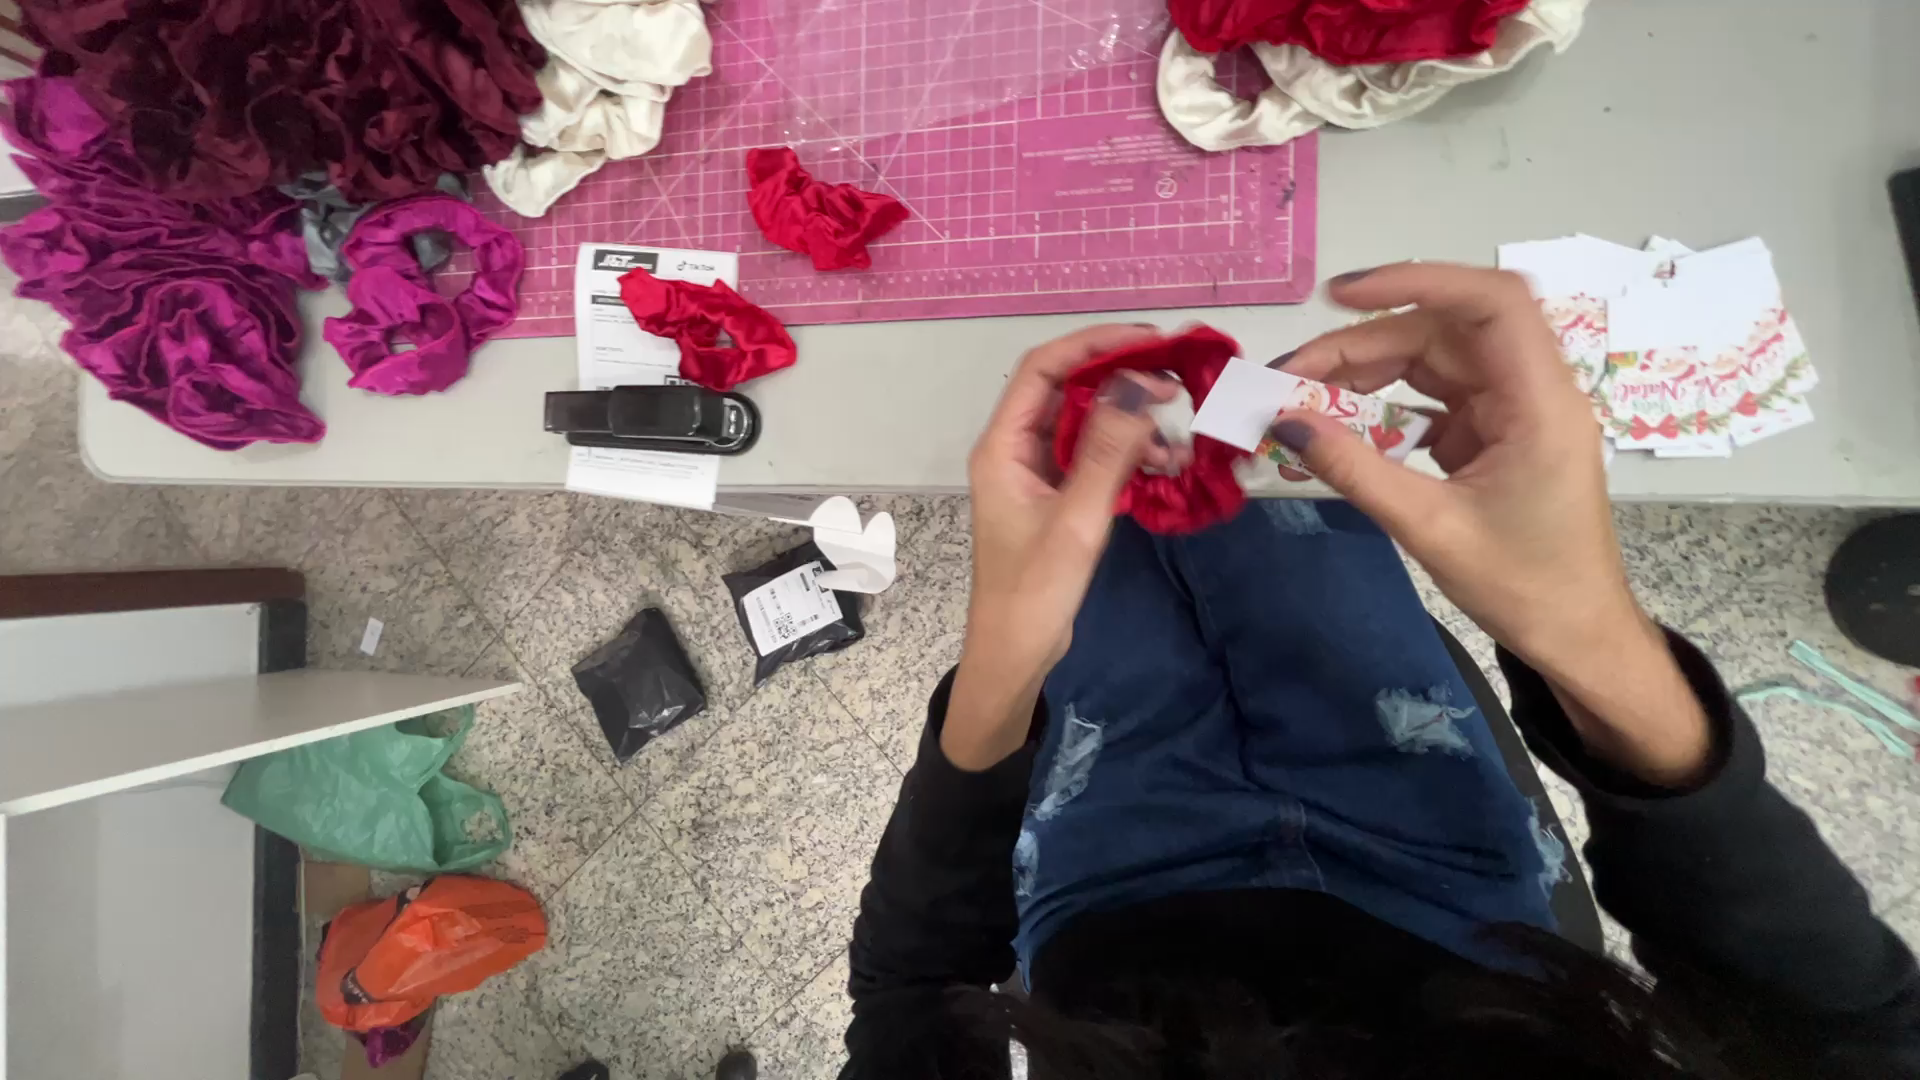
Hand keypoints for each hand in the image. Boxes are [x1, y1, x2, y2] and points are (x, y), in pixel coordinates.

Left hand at [945, 325, 1172, 768]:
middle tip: (1176, 381)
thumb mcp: (1075, 521)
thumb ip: (1106, 453)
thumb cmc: (1035, 592)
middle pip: (1066, 389)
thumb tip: (1138, 387)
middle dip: (1120, 379)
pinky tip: (1163, 464)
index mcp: (1003, 446)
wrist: (1016, 651)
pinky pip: (1093, 456)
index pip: (1043, 369)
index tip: (1149, 341)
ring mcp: (1035, 471)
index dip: (1093, 345)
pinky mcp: (1055, 494)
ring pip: (1085, 423)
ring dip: (1129, 421)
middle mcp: (1015, 448)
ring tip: (1175, 434)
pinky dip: (1126, 453)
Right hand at [1273, 264, 1709, 783]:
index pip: (1489, 303)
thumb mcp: (1426, 526)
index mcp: (1540, 402)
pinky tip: (1340, 415)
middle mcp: (1530, 390)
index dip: (1415, 282)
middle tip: (1287, 374)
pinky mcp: (1489, 434)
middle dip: (1360, 344)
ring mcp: (1509, 411)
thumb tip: (1284, 421)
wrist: (1572, 633)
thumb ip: (1353, 468)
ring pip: (1432, 360)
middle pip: (1442, 332)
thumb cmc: (1519, 584)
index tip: (1337, 296)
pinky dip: (1380, 400)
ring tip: (1301, 391)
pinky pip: (1429, 396)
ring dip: (1365, 368)